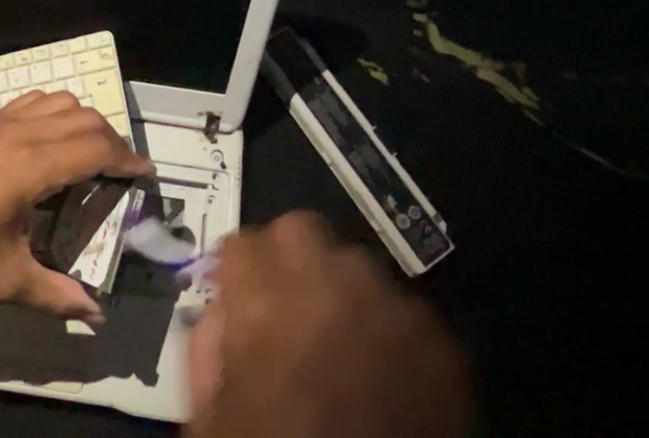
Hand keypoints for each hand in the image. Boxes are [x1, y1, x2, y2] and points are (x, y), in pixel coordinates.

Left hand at [0, 90, 152, 323]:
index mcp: (33, 165)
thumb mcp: (6, 279)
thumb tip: (95, 315)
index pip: (96, 147)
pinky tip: (51, 143)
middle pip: (86, 119)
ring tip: (90, 156)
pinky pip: (34, 101)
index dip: (128, 160)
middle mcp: (22, 133)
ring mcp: (1, 123)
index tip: (146, 176)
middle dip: (113, 142)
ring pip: (61, 102)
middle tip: (122, 174)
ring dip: (85, 122)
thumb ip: (56, 294)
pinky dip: (56, 112)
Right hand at [188, 213, 471, 437]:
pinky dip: (387, 328)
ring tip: (338, 339)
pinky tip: (382, 373)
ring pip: (356, 264)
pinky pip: (404, 308)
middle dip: (285, 257)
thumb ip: (208, 347)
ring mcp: (391, 311)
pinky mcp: (440, 344)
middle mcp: (328, 290)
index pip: (242, 242)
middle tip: (284, 303)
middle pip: (300, 230)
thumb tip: (222, 307)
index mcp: (264, 308)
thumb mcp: (212, 418)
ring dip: (339, 289)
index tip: (236, 291)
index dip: (236, 268)